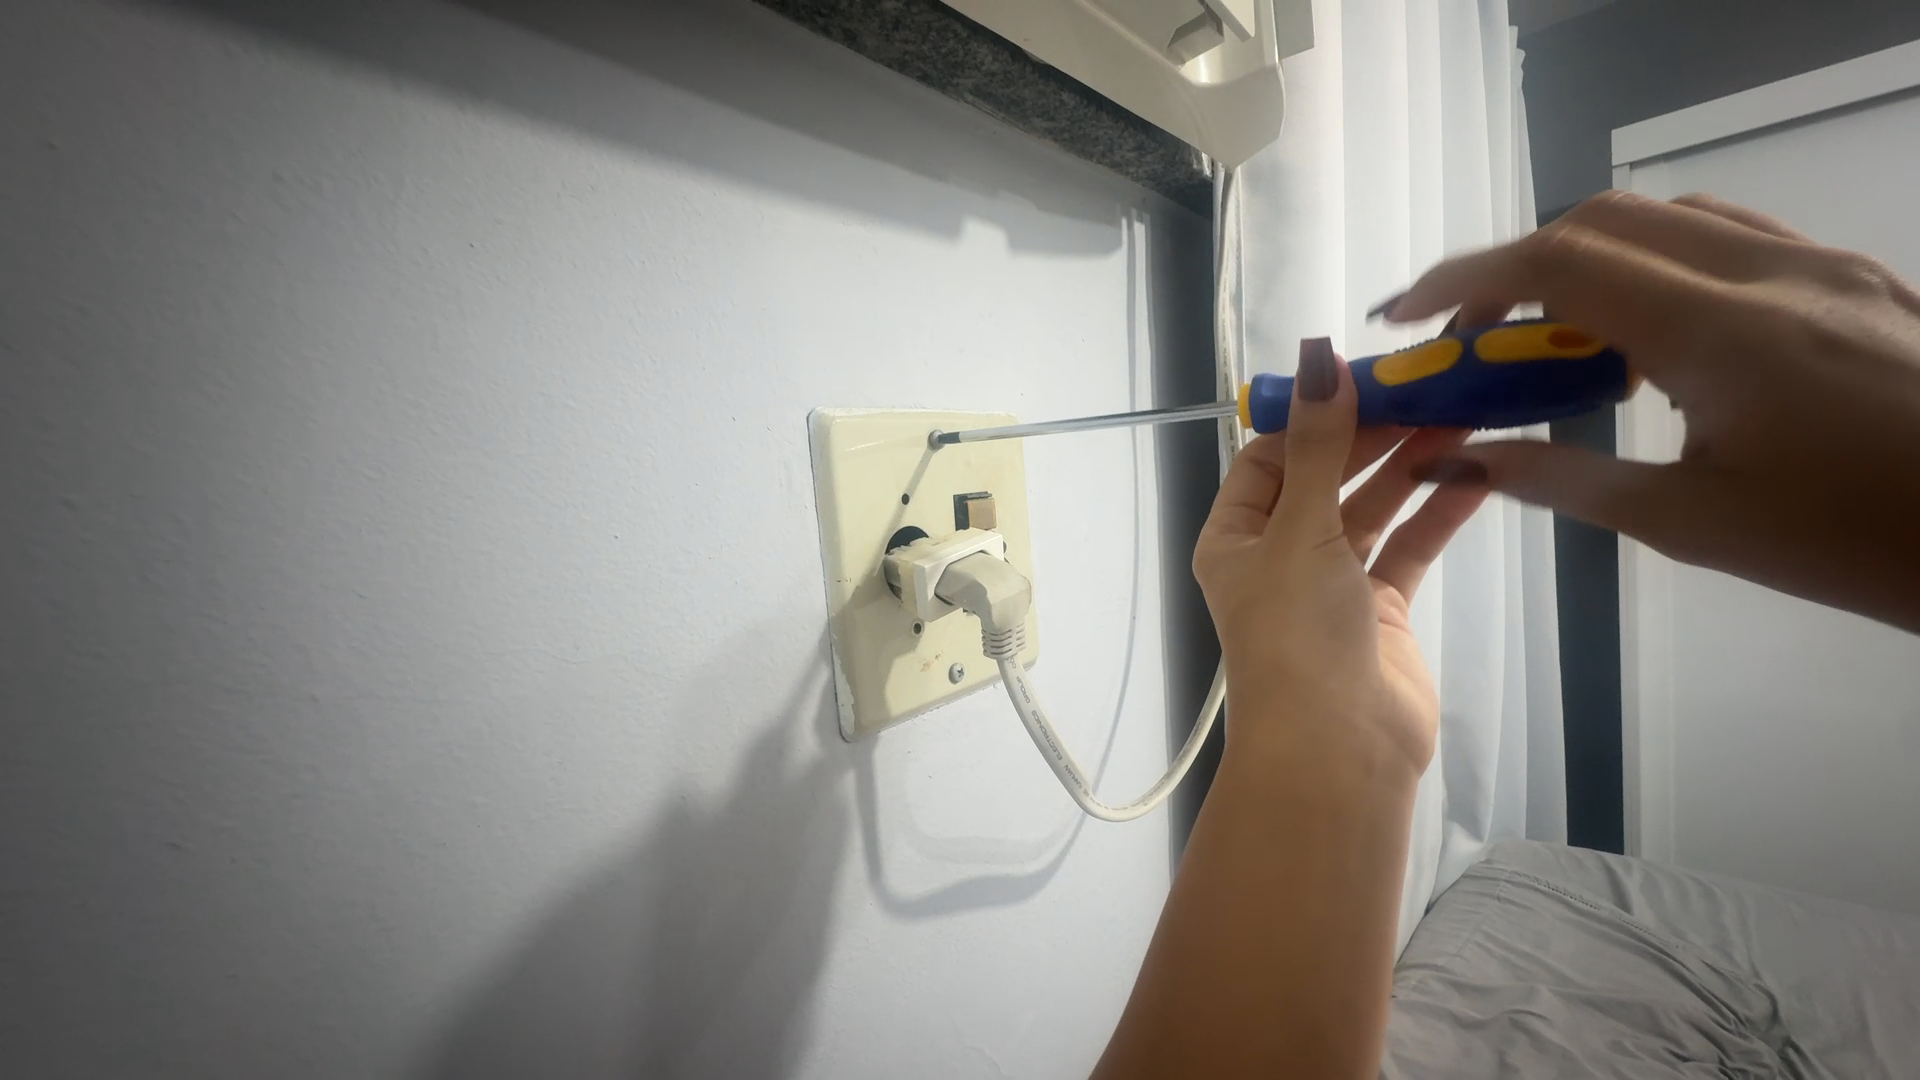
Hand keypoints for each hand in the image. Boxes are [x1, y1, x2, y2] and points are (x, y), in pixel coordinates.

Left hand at [1193, 338, 1487, 776]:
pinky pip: (1406, 547)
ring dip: (1410, 466)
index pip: (1268, 459)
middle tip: (1431, 388)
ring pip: (1368, 509)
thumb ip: (1319, 448)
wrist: (1337, 746)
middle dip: (1371, 436)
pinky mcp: (1377, 608)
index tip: (1366, 378)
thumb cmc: (1298, 631)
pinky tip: (1478, 471)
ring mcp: (1327, 582)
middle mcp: (1274, 554)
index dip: (1312, 418)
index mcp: (1233, 536)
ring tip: (1465, 415)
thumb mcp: (1300, 530)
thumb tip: (1317, 361)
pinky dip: (1436, 512)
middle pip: (1324, 478)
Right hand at [1387, 190, 1919, 631]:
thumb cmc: (1855, 540)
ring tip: (1540, 334)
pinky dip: (1639, 264)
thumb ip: (1555, 476)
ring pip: (1658, 220)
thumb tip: (1451, 459)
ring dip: (1572, 261)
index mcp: (1722, 332)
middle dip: (1507, 270)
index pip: (1558, 263)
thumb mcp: (1683, 521)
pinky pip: (1716, 237)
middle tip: (1467, 337)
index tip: (1405, 317)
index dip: (1462, 281)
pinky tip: (1630, 329)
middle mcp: (1769, 272)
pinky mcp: (1845, 275)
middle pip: (1598, 222)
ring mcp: (1818, 264)